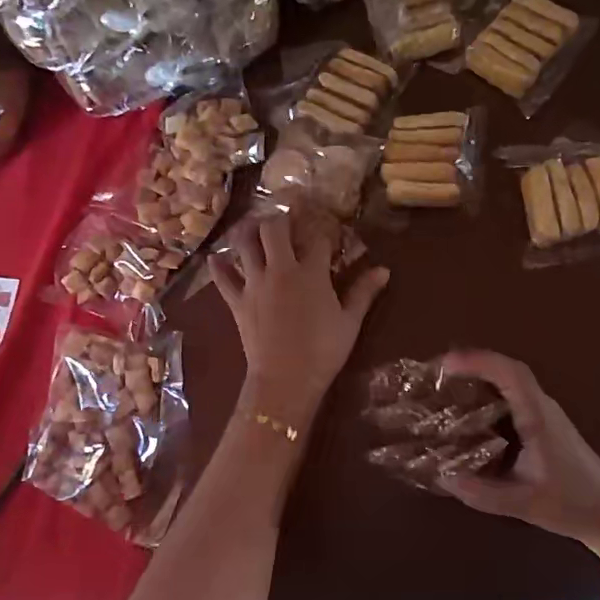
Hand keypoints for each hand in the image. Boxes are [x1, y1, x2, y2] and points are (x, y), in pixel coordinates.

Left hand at [211, 212, 388, 419]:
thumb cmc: (323, 351)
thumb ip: (363, 292)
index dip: (322, 231)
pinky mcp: (237, 301)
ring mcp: (254, 283)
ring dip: (249, 232)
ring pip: (245, 244)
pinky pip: (222, 278)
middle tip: (285, 222)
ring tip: (254, 229)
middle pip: (274, 229)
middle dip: (280, 219)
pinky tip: (215, 257)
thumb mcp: (350, 322)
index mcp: (311, 273)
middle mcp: (280, 269)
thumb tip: (384, 270)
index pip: (317, 239)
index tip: (325, 231)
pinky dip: (218, 266)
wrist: (285, 379)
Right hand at [437, 350, 599, 544]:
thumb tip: (439, 474)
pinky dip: (487, 390)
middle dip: (470, 363)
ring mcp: (545, 413)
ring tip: (444, 385)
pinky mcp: (542, 422)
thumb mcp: (520, 504)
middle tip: (435, 374)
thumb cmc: (571, 505)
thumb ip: (478, 492)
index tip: (445, 365)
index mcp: (538, 419)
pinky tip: (467, 408)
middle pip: (506, 369)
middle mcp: (542, 407)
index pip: (511, 375)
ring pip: (509, 380)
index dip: (478, 362)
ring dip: (478, 374)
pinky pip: (511, 394)